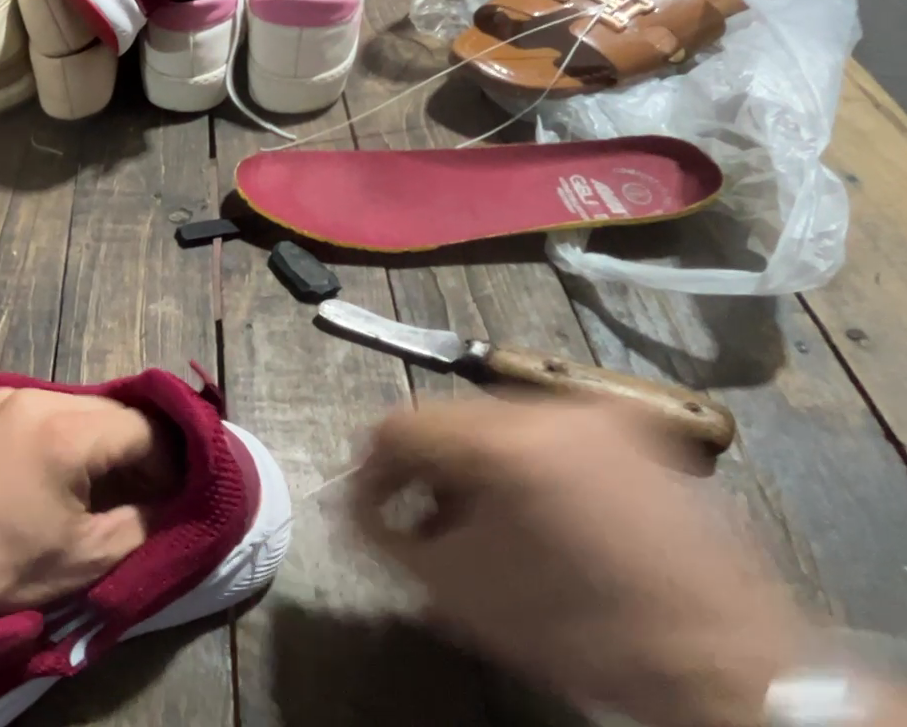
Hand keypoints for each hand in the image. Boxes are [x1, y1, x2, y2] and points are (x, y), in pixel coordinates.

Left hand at [0, 387, 178, 641]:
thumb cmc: (1, 567)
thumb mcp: (88, 556)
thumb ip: (145, 520)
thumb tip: (172, 499)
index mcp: (65, 428)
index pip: (145, 427)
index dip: (171, 462)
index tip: (175, 497)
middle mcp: (36, 397)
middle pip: (113, 410)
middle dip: (139, 449)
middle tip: (148, 494)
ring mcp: (6, 397)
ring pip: (81, 408)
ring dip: (104, 442)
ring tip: (109, 488)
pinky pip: (47, 411)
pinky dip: (69, 435)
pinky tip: (67, 474)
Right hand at [351, 398, 806, 726]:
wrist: (732, 670)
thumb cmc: (578, 628)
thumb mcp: (452, 586)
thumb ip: (378, 534)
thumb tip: (345, 508)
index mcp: (499, 437)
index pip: (395, 424)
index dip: (368, 470)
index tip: (367, 509)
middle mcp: (548, 409)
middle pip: (447, 422)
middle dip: (423, 474)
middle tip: (418, 523)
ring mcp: (602, 420)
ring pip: (498, 429)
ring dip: (471, 472)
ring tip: (476, 529)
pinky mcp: (640, 442)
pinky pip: (550, 440)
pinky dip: (522, 471)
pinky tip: (529, 522)